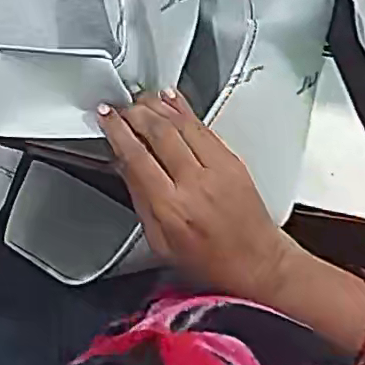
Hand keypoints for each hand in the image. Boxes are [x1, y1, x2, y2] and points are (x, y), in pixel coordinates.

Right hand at [98, 91, 303, 301]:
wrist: (258, 266)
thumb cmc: (210, 261)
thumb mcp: (159, 241)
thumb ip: (139, 198)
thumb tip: (123, 163)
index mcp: (171, 208)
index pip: (136, 156)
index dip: (117, 130)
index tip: (106, 117)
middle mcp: (195, 185)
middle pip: (158, 132)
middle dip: (134, 113)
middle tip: (119, 106)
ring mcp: (217, 170)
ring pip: (180, 123)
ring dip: (156, 106)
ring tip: (139, 99)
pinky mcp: (232, 161)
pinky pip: (203, 126)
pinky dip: (182, 108)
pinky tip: (169, 99)